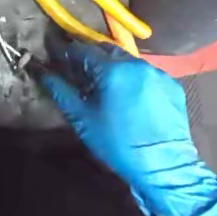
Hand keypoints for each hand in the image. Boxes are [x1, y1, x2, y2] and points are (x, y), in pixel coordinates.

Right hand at [38, 39, 216, 215]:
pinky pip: (148, 75)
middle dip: (93, 58)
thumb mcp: (84, 120)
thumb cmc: (117, 144)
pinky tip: (131, 97)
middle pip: (109, 51)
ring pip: (130, 62)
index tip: (59, 56)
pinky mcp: (173, 85)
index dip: (69, 52)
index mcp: (114, 70)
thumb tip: (44, 74)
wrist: (164, 166)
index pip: (85, 50)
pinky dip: (135, 80)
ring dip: (115, 68)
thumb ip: (62, 92)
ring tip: (107, 85)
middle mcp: (138, 64)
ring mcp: (158, 73)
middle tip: (81, 71)